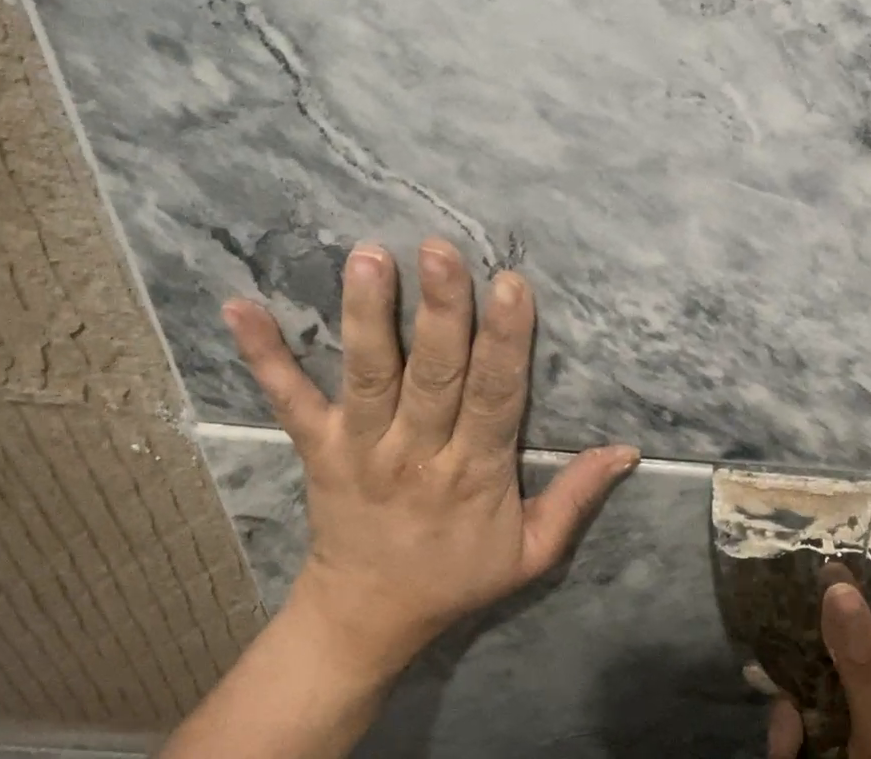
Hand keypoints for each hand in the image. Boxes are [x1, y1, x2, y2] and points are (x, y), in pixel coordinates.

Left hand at [222, 236, 639, 675]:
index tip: (511, 286)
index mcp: (473, 474)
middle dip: (438, 311)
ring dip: (365, 316)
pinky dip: (265, 355)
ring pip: (366, 376)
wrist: (365, 619)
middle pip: (431, 375)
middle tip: (438, 251)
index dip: (504, 343)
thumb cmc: (456, 576)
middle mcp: (415, 453)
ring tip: (367, 257)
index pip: (494, 398)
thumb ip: (577, 497)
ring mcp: (359, 448)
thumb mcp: (532, 552)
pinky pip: (288, 400)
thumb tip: (628, 449)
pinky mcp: (316, 448)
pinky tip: (242, 306)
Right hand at [766, 584, 870, 758]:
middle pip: (854, 634)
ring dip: (796, 703)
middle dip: (811, 656)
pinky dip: (798, 731)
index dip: (869, 576)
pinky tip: (786, 750)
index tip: (825, 557)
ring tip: (786, 740)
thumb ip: (861, 656)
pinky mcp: (856, 735)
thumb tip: (836, 580)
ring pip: (827, 674)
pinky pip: (819, 712)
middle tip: (782, 661)